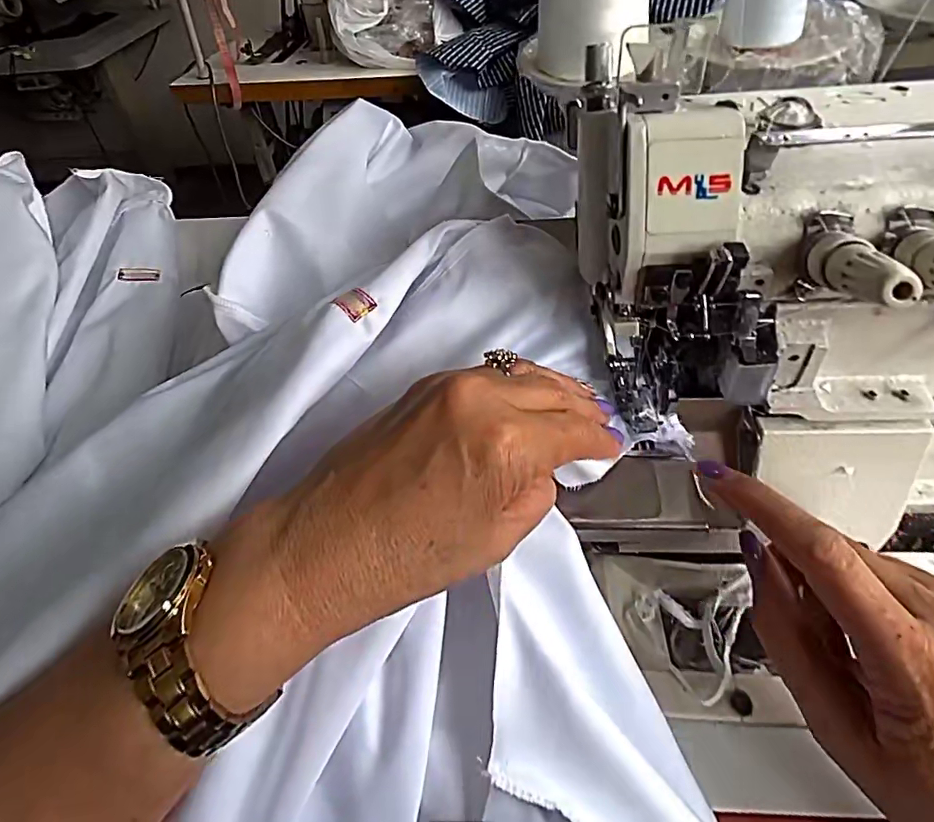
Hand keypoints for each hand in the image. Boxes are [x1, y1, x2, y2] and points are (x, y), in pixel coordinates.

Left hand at [194, 360, 618, 706]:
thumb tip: (545, 467)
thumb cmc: (402, 558)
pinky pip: (489, 375)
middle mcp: (479, 400)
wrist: (322, 545)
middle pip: (551, 393)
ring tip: (576, 403)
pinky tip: (528, 398)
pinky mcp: (426, 385)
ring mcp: (449, 385)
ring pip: (521, 374)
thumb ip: (535, 491)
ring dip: (553, 390)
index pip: (571, 430)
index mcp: (504, 442)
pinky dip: (517, 384)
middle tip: (600, 424)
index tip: (612, 446)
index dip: (599, 440)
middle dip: (582, 410)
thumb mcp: (496, 538)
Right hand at [701, 465, 933, 821]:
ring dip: (834, 587)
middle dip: (799, 572)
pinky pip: (892, 570)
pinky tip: (879, 647)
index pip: (822, 551)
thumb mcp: (840, 733)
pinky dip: (865, 592)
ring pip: (861, 557)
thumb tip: (761, 567)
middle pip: (838, 553)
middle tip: (805, 632)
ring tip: (855, 657)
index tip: (726, 481)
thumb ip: (789, 640)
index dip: (763, 505)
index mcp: (914, 658)